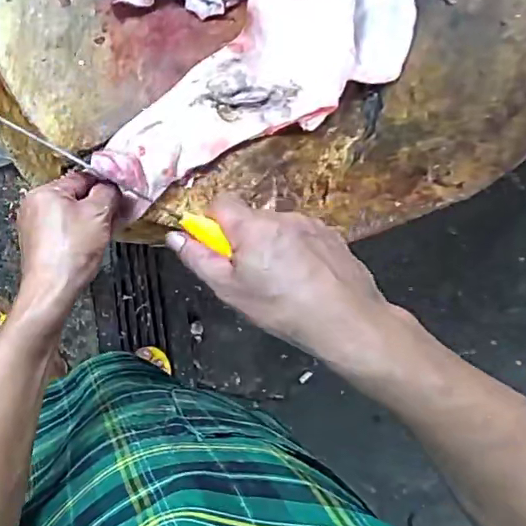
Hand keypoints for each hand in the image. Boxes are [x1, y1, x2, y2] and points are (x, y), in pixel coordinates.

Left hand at [14, 172, 117, 329]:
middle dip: (96, 205)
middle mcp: (33, 204)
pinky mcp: (36, 242)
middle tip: (113, 217)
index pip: (81, 177)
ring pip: (68, 213)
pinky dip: (76, 233)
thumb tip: (110, 186)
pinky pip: (61, 229)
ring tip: (100, 235)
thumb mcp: (98, 214)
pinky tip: (86, 245)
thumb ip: (107, 192)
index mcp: (44, 192)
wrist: (52, 288)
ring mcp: (32, 224)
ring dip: (88, 220)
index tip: (119, 195)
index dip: (104, 185)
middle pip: (74, 195)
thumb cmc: (70, 252)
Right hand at [166, 194, 412, 370]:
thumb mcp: (227, 288)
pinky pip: (299, 237)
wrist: (349, 322)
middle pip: (248, 218)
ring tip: (279, 280)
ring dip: (269, 246)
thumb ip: (197, 258)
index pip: (220, 202)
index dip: (211, 224)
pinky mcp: (332, 237)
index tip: (217, 250)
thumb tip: (175, 237)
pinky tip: (302, 279)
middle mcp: (282, 217)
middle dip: (241, 239)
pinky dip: (294, 251)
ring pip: (274, 229)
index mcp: (252, 226)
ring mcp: (311, 225)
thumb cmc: (282, 308)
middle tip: (247, 274)